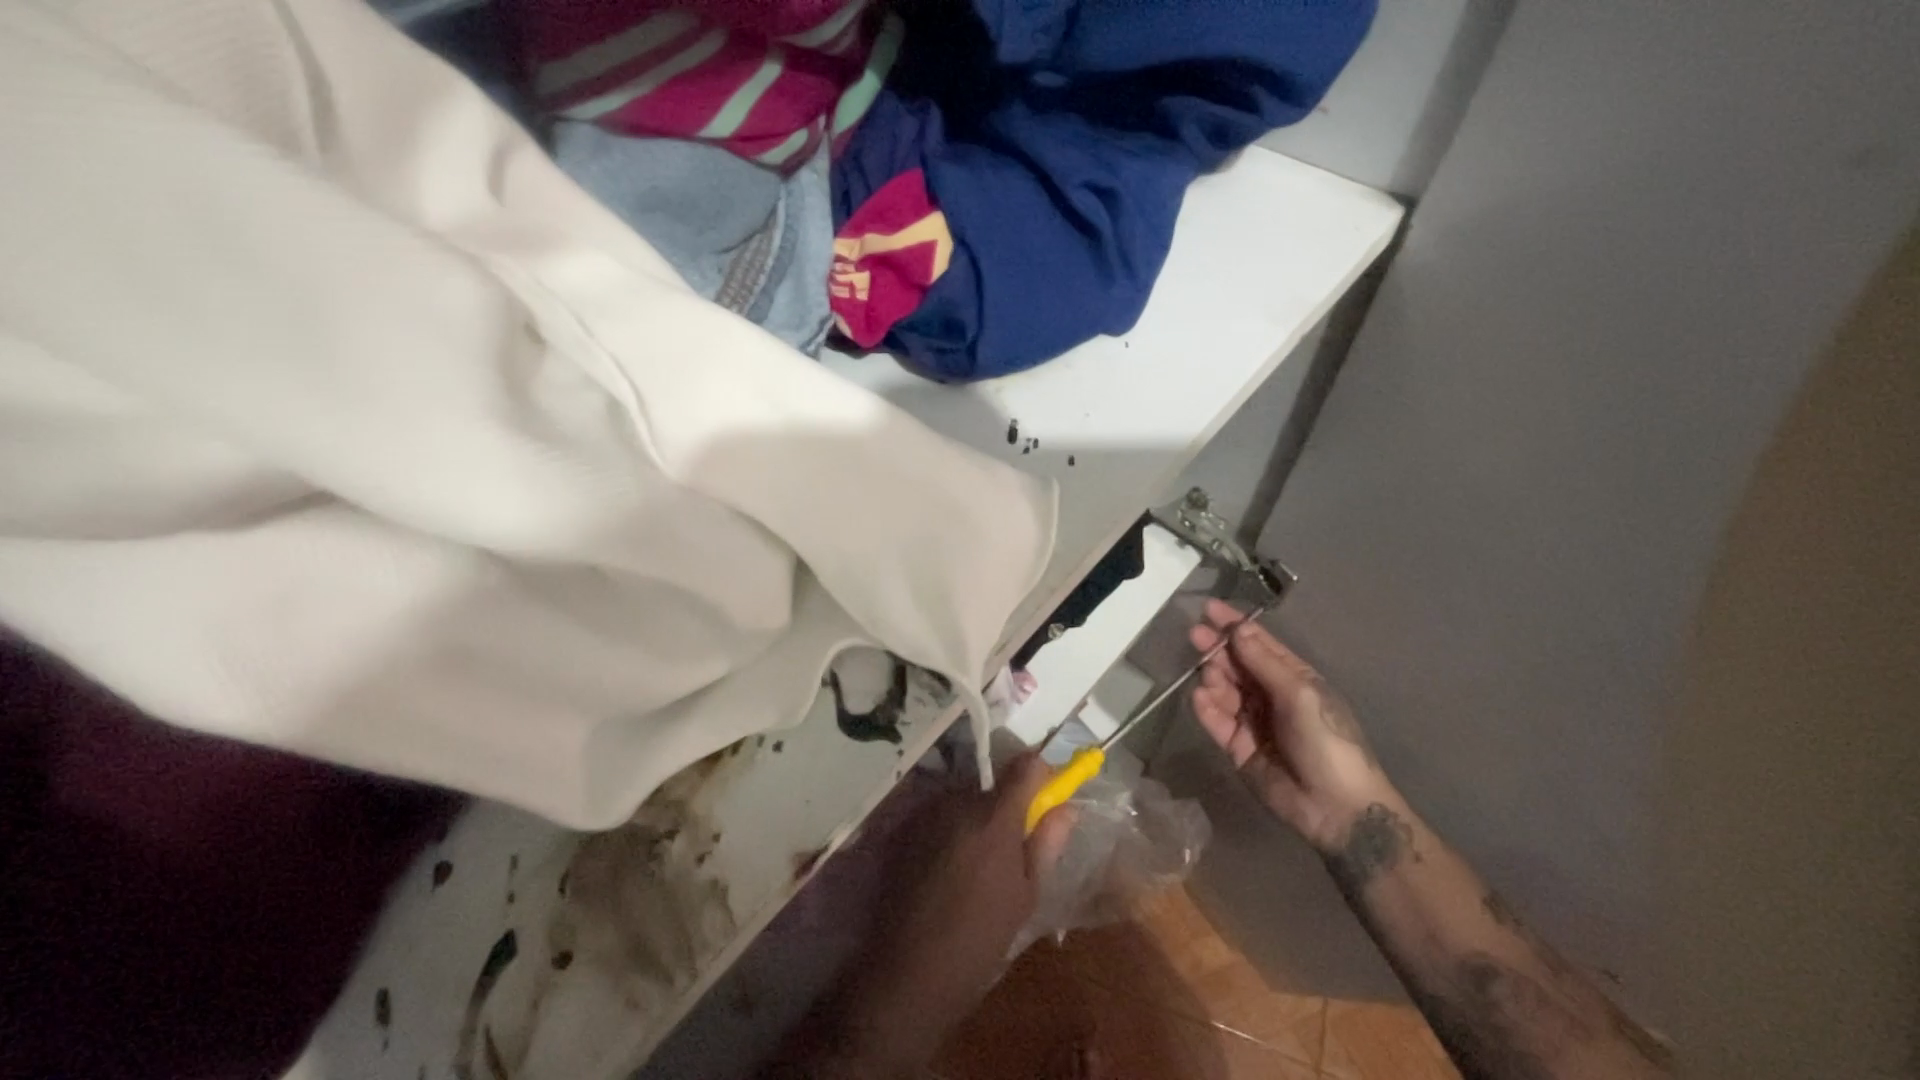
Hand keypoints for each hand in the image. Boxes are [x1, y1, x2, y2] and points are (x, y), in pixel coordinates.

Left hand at [794, 754, 1074, 1077]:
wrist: (910, 969)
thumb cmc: (980, 938)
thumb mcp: (1026, 896)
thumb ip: (1046, 843)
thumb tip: (1066, 808)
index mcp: (995, 819)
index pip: (1025, 767)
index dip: (1041, 771)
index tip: (1049, 787)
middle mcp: (958, 804)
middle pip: (991, 787)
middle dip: (1004, 806)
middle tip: (1009, 846)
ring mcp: (926, 815)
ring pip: (961, 802)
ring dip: (973, 820)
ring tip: (973, 865)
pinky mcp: (903, 830)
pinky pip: (936, 818)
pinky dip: (947, 833)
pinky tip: (945, 871)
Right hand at [1189, 599, 1398, 851]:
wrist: (1336, 806)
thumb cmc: (1327, 740)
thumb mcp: (1300, 694)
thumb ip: (1264, 663)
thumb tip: (1238, 631)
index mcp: (1294, 679)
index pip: (1260, 645)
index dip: (1235, 626)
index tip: (1209, 609)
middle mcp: (1271, 696)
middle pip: (1237, 666)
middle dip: (1217, 649)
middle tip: (1194, 635)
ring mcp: (1253, 723)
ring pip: (1224, 692)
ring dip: (1213, 678)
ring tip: (1206, 673)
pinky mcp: (1238, 749)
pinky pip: (1217, 723)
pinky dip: (1207, 710)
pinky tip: (1201, 698)